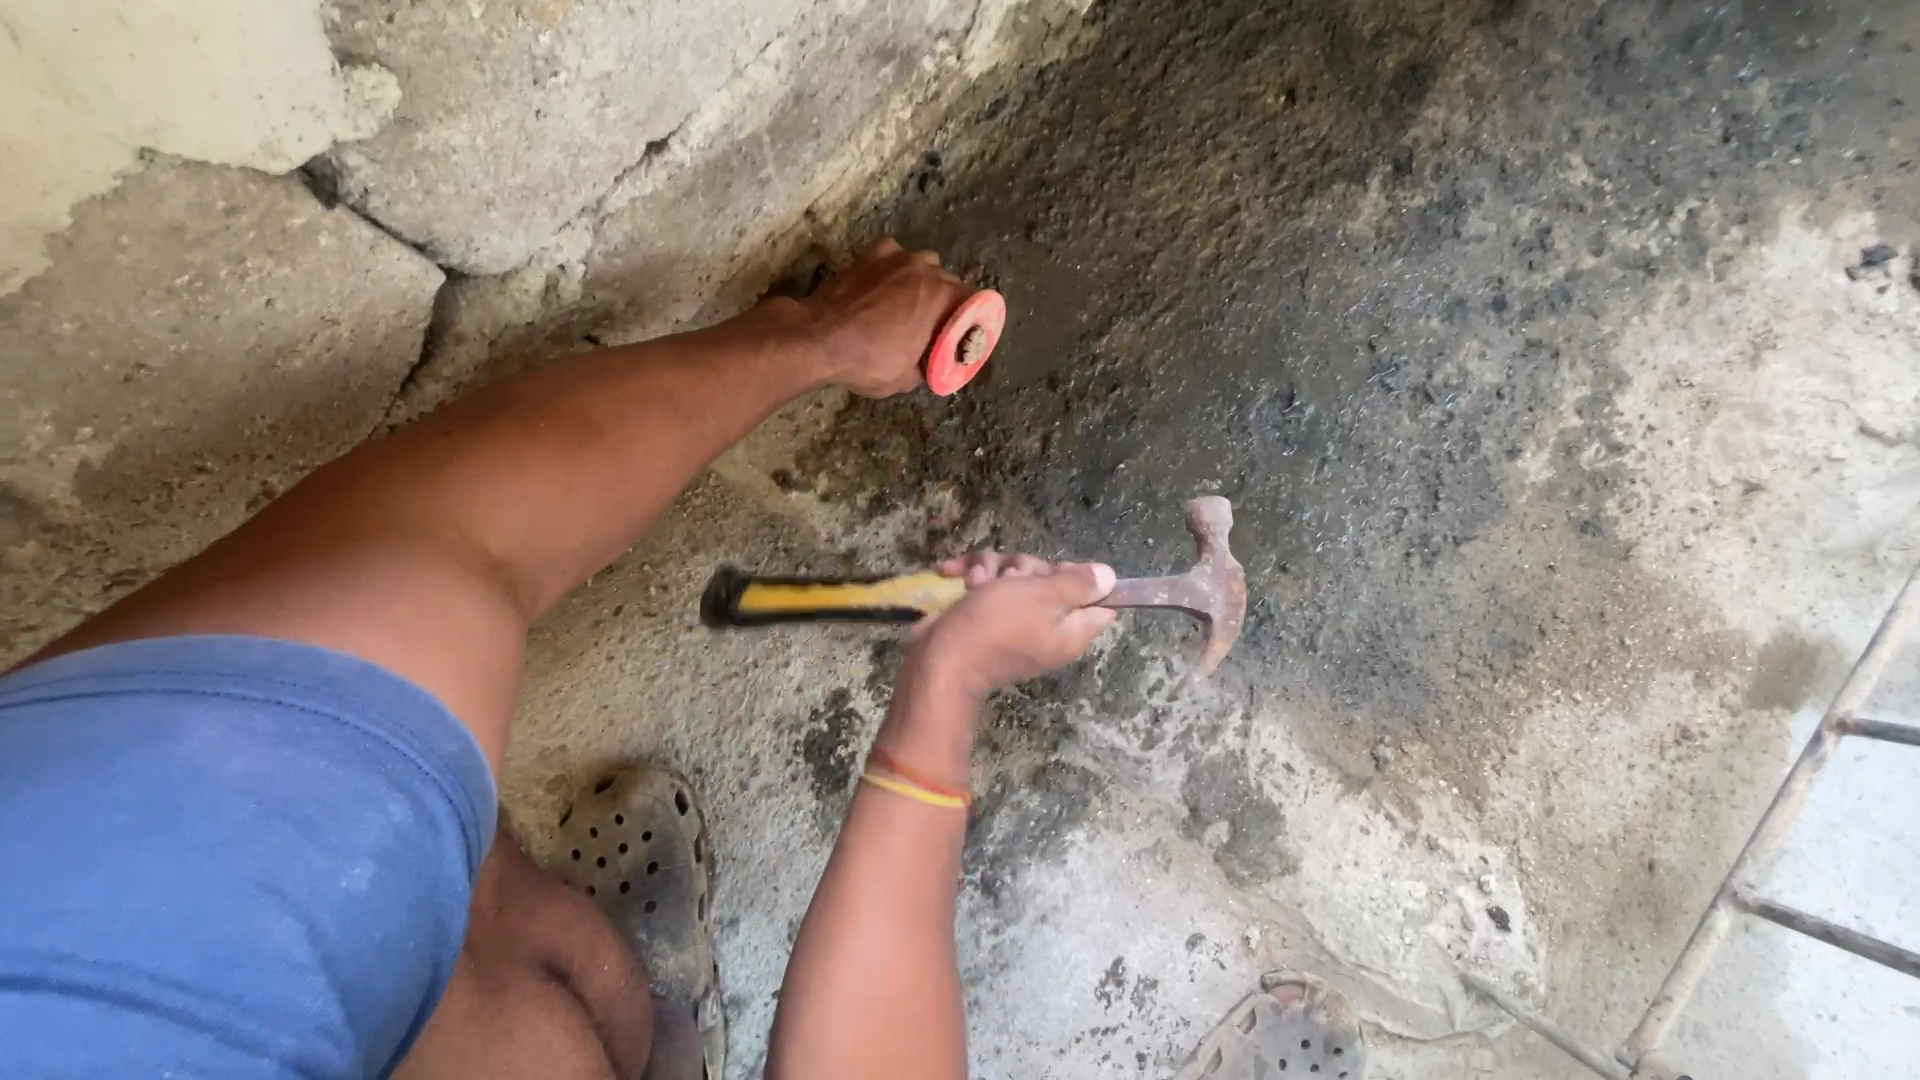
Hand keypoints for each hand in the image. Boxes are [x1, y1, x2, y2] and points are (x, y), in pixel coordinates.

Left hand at [800, 238, 972, 397]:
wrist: (819, 338)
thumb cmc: (868, 361)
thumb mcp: (906, 378)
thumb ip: (926, 367)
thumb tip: (927, 366)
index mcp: (942, 298)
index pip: (975, 300)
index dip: (973, 317)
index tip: (964, 333)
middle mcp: (925, 270)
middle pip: (950, 281)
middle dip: (948, 301)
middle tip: (936, 324)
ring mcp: (897, 258)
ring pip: (925, 263)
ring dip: (924, 280)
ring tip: (912, 302)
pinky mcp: (871, 255)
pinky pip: (895, 255)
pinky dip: (896, 267)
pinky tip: (887, 283)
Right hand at [906, 553, 1117, 697]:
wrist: (939, 659)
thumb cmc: (995, 627)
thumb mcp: (1043, 598)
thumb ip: (1079, 586)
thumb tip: (1111, 578)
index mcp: (1069, 629)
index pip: (1097, 601)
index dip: (1081, 578)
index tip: (1058, 572)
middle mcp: (1046, 626)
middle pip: (1050, 579)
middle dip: (1025, 568)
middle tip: (1011, 579)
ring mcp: (1013, 621)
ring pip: (1014, 575)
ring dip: (992, 569)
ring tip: (975, 583)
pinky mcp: (984, 615)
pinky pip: (986, 583)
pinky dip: (971, 575)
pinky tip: (953, 573)